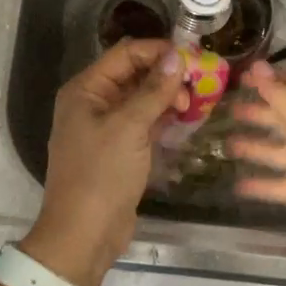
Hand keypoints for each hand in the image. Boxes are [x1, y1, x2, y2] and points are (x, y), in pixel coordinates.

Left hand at [22, 39, 188, 285]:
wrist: (84, 233)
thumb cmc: (101, 175)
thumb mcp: (129, 127)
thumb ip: (154, 90)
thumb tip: (177, 57)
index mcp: (86, 90)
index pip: (126, 54)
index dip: (160, 52)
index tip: (196, 58)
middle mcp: (93, 103)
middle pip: (135, 75)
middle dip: (168, 76)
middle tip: (202, 86)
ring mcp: (106, 128)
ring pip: (143, 100)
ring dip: (169, 98)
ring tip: (199, 104)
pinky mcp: (120, 150)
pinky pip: (144, 124)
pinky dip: (164, 119)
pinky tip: (188, 120)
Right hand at [228, 62, 285, 249]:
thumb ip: (280, 96)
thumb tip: (258, 64)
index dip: (272, 81)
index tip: (244, 75)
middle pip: (285, 121)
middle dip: (259, 113)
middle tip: (230, 109)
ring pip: (279, 153)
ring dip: (255, 147)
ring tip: (227, 145)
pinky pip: (277, 185)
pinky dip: (259, 184)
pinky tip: (237, 183)